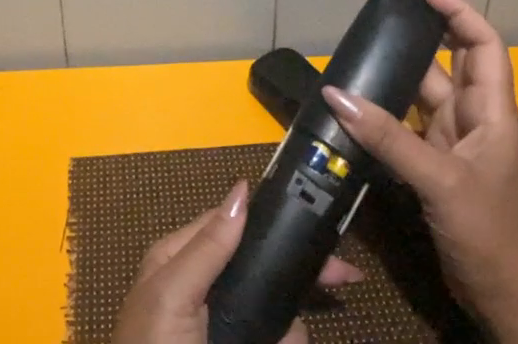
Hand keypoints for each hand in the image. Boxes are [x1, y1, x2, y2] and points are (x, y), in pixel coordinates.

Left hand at [112, 179, 363, 343]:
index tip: (318, 224)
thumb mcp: (172, 294)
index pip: (236, 224)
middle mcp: (206, 286)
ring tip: (285, 337)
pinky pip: (278, 335)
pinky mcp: (242, 342)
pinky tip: (287, 341)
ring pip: (277, 310)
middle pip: (263, 267)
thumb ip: (207, 246)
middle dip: (301, 275)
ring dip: (290, 326)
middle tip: (346, 276)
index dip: (274, 221)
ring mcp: (224, 322)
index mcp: (182, 258)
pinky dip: (287, 339)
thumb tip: (242, 189)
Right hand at [320, 0, 517, 343]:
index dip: (456, 10)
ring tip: (356, 51)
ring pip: (422, 96)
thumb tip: (336, 95)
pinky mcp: (434, 168)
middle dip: (419, 33)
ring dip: (395, 75)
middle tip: (377, 12)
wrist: (510, 301)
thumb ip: (388, 139)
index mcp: (493, 112)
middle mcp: (474, 120)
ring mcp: (453, 145)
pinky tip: (354, 106)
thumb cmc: (492, 234)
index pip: (483, 43)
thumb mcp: (441, 182)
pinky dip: (382, 114)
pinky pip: (405, 128)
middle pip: (449, 62)